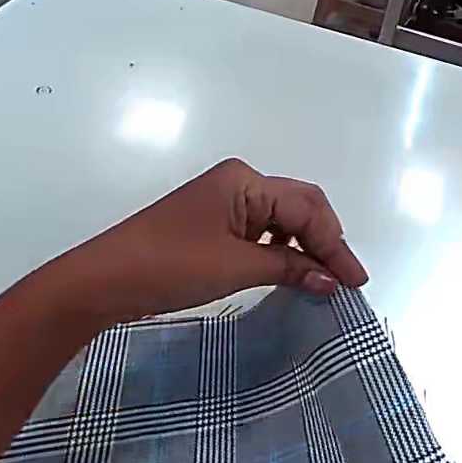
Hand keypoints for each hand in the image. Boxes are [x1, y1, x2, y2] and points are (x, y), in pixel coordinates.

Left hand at [55, 159, 368, 322]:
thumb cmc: (171, 265)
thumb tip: (332, 280)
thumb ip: (289, 268)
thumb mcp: (235, 266)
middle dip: (325, 241)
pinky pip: (261, 231)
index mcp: (245, 180)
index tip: (355, 282)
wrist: (106, 279)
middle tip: (347, 281)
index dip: (335, 244)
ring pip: (281, 219)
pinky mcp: (215, 222)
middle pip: (298, 206)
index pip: (307, 207)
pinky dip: (280, 252)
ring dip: (304, 247)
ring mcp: (225, 201)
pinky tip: (290, 272)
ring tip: (325, 280)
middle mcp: (239, 182)